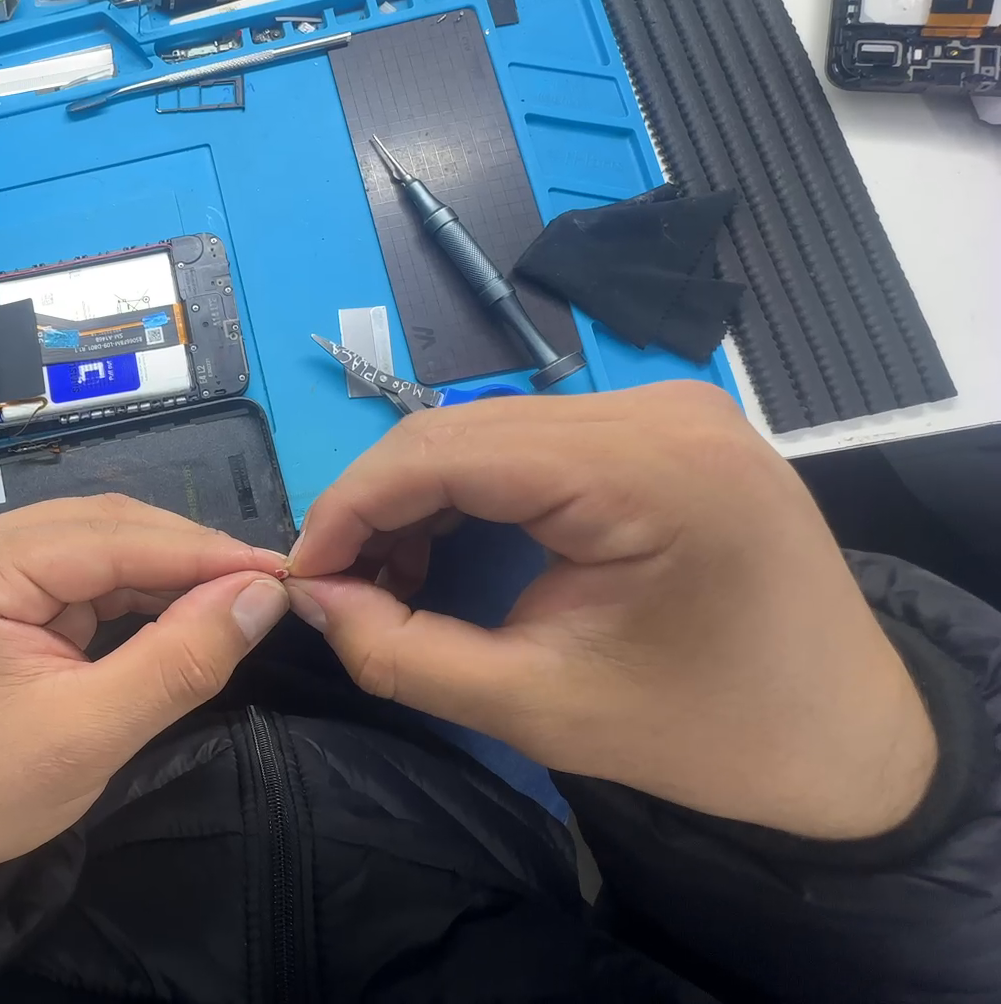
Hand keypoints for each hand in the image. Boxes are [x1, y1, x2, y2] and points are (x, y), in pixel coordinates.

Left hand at [0, 495, 289, 875]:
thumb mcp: (90, 733)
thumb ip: (179, 661)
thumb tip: (261, 595)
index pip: (107, 537)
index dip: (198, 551)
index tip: (278, 569)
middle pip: (104, 525)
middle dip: (186, 554)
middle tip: (264, 585)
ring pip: (101, 542)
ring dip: (168, 567)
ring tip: (236, 594)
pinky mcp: (7, 588)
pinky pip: (87, 572)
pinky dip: (139, 587)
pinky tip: (184, 603)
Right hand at [285, 382, 936, 840]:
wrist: (846, 741)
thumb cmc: (703, 732)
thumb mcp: (532, 710)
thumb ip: (398, 653)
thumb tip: (308, 596)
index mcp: (647, 469)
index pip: (441, 452)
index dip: (348, 507)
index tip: (303, 572)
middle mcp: (651, 409)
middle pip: (449, 433)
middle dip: (371, 507)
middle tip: (338, 581)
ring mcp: (653, 408)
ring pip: (469, 432)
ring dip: (406, 500)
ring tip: (384, 573)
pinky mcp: (644, 427)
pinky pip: (508, 442)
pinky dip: (452, 493)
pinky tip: (437, 546)